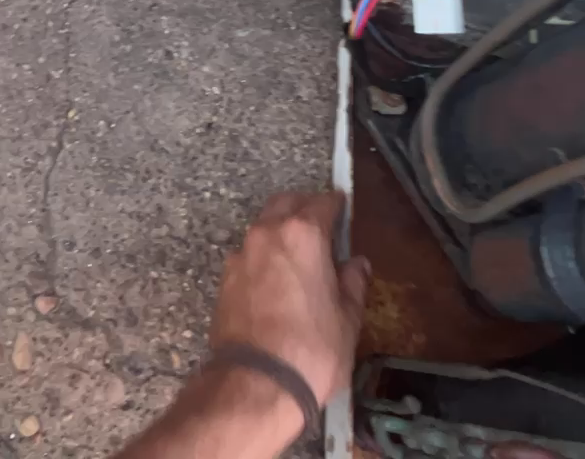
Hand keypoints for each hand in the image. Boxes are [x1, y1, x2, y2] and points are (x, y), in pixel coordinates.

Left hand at [208, 191, 369, 404]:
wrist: (257, 381)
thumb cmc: (312, 349)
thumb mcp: (347, 318)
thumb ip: (353, 283)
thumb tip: (357, 263)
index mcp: (303, 235)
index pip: (322, 203)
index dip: (335, 203)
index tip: (343, 205)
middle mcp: (268, 232)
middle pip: (286, 203)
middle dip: (304, 205)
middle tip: (321, 220)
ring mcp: (242, 252)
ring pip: (263, 225)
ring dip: (281, 228)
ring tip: (299, 250)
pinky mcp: (226, 274)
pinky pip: (249, 252)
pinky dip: (264, 253)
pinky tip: (276, 276)